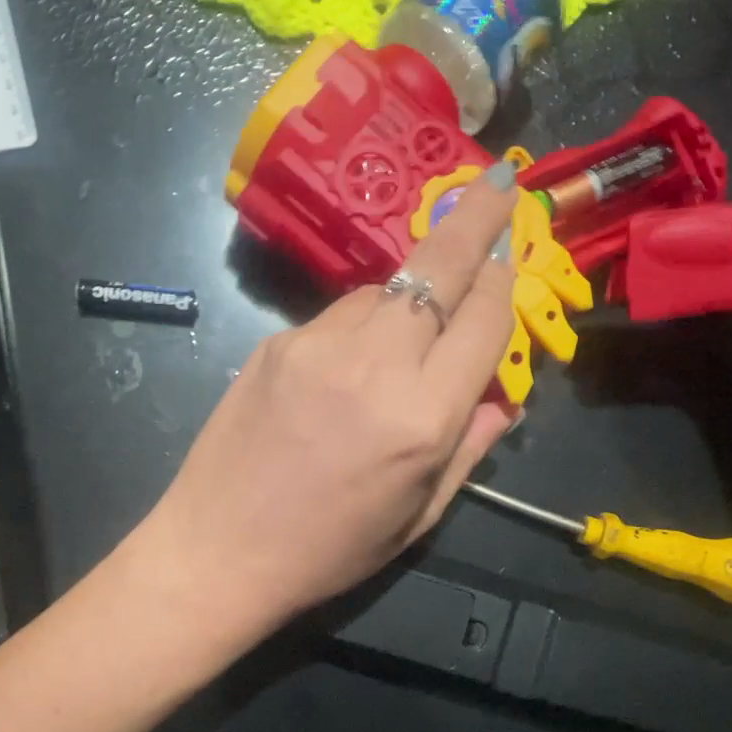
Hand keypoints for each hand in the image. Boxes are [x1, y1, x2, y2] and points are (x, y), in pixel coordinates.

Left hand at [130, 161, 521, 631]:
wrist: (219, 550)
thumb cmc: (330, 550)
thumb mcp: (418, 517)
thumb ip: (470, 449)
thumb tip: (502, 399)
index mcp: (424, 416)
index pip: (486, 318)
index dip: (506, 283)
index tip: (512, 258)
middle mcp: (377, 364)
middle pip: (439, 268)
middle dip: (477, 221)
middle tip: (500, 181)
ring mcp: (319, 344)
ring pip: (384, 290)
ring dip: (408, 299)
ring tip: (398, 350)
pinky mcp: (276, 341)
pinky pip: (337, 315)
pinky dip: (357, 327)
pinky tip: (343, 373)